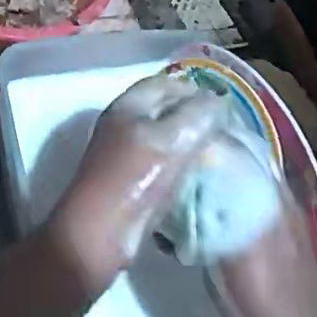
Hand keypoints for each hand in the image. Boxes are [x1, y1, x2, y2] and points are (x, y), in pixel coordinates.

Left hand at [44, 74, 225, 292]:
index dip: (190, 88)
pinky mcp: (121, 178)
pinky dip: (172, 158)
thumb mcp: (173, 141)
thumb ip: (197, 115)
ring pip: (156, 133)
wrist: (99, 233)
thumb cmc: (136, 179)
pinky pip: (152, 157)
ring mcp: (117, 150)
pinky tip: (189, 171)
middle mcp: (118, 122)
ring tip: (208, 147)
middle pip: (158, 106)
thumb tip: (216, 99)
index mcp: (126, 105)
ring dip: (181, 136)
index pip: (162, 83)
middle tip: (216, 124)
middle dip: (187, 111)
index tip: (217, 101)